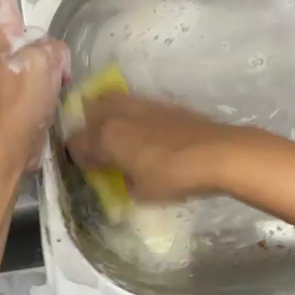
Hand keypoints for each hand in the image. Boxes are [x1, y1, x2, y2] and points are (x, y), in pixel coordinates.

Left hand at [0, 0, 69, 168]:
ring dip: (56, 64)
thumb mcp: (42, 57)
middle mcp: (5, 51)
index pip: (6, 5)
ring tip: (61, 78)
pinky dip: (55, 80)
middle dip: (49, 40)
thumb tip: (54, 56)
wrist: (16, 140)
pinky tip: (61, 90)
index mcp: (1, 37)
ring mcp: (16, 73)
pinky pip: (46, 76)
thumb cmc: (24, 97)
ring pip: (43, 55)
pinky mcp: (27, 92)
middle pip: (33, 32)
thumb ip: (51, 45)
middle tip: (57, 57)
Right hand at [66, 93, 244, 201]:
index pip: (76, 142)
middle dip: (89, 128)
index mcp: (105, 136)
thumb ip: (125, 183)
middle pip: (89, 112)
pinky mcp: (163, 102)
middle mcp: (117, 114)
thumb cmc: (173, 177)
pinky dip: (132, 115)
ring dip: (109, 116)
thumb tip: (125, 178)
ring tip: (121, 136)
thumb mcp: (142, 193)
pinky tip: (147, 132)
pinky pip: (135, 104)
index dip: (79, 157)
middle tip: (100, 148)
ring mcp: (141, 104)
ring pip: (111, 101)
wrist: (218, 153)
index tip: (91, 169)